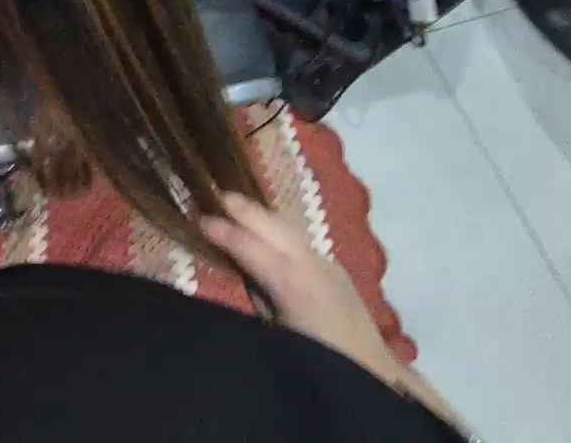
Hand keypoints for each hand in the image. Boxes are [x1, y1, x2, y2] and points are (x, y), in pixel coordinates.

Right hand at [202, 192, 402, 385]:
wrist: (372, 374)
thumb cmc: (315, 359)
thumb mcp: (273, 332)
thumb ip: (256, 294)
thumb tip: (236, 268)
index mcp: (290, 281)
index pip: (247, 244)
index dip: (221, 230)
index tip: (198, 220)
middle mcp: (308, 261)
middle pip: (269, 223)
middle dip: (240, 208)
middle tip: (212, 196)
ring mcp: (325, 260)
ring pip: (286, 225)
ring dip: (259, 214)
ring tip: (234, 206)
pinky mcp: (333, 266)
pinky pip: (298, 236)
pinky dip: (276, 226)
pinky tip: (266, 229)